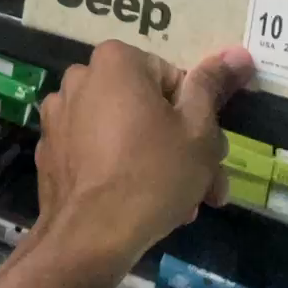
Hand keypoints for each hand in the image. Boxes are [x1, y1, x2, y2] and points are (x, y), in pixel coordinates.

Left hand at [31, 42, 256, 274]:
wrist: (90, 236)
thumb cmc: (153, 173)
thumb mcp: (198, 130)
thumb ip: (213, 86)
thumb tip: (238, 52)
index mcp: (115, 60)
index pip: (172, 80)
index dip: (196, 118)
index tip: (210, 154)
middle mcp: (80, 76)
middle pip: (145, 106)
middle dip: (179, 146)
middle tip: (205, 186)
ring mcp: (59, 113)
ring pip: (120, 131)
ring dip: (153, 161)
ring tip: (179, 204)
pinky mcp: (49, 148)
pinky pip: (94, 150)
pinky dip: (117, 168)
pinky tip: (138, 204)